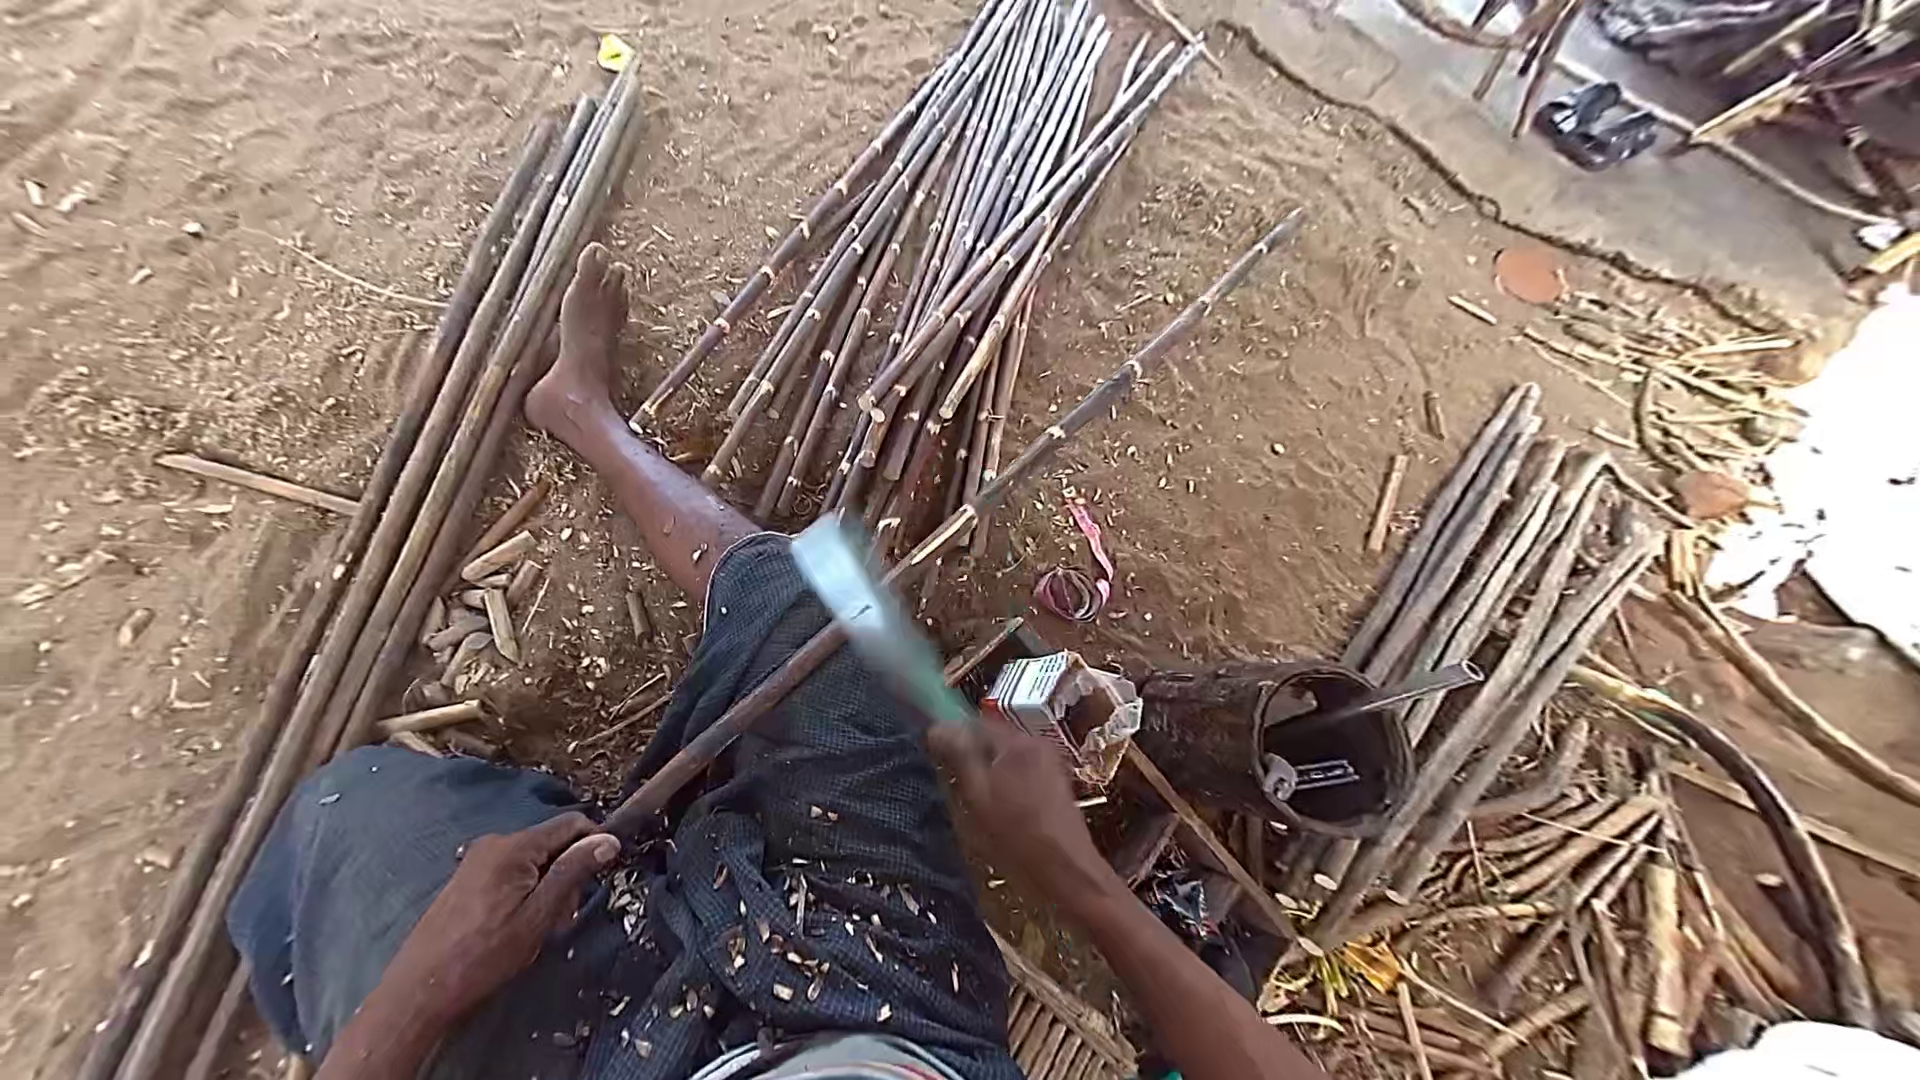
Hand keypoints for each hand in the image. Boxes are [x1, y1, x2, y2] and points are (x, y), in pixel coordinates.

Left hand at [382, 812, 619, 1025]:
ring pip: (535, 858)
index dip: (594, 843)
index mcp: (514, 846)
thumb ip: (574, 870)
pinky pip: (513, 869)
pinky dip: (526, 889)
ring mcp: (477, 860)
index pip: (573, 823)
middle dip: (568, 870)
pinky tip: (518, 922)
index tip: (600, 874)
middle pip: (553, 841)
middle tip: (564, 912)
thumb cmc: (482, 956)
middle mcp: (495, 842)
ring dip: (548, 884)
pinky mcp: (467, 878)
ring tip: (540, 923)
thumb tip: (610, 840)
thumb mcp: (538, 914)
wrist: (414, 997)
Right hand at [927, 719, 1115, 904]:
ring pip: (1005, 755)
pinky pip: (1020, 769)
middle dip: (970, 753)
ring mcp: (1049, 762)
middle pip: (992, 737)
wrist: (1067, 873)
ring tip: (974, 798)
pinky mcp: (1056, 783)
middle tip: (952, 780)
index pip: (975, 722)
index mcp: (1017, 741)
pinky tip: (998, 808)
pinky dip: (1004, 780)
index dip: (951, 734)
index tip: (934, 754)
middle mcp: (1036, 743)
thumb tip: (937, 727)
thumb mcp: (977, 797)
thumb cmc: (1017, 836)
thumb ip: (958, 757)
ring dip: (987, 768)